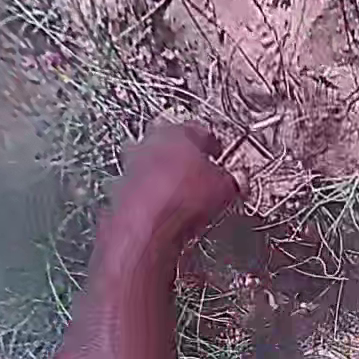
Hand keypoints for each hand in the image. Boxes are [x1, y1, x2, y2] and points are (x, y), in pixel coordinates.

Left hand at [100, 121, 241, 264]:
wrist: (146, 227)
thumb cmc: (182, 198)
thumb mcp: (224, 188)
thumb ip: (232, 180)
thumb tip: (238, 181)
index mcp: (175, 132)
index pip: (199, 131)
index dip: (213, 146)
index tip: (219, 154)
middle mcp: (148, 144)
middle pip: (171, 148)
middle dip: (185, 162)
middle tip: (200, 177)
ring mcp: (131, 169)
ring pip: (153, 170)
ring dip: (167, 182)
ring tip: (185, 201)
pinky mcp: (120, 195)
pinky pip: (143, 194)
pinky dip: (154, 201)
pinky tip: (166, 215)